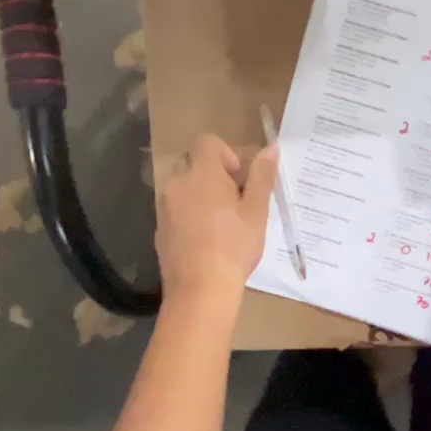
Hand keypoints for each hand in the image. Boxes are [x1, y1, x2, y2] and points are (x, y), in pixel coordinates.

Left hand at [156, 134, 279, 304]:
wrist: (200, 288)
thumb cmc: (234, 246)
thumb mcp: (256, 211)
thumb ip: (262, 176)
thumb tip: (271, 148)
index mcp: (202, 174)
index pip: (207, 142)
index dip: (226, 153)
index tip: (238, 178)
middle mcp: (177, 184)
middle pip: (193, 165)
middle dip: (213, 177)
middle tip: (234, 203)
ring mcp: (164, 208)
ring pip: (183, 190)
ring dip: (200, 198)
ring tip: (220, 225)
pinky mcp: (159, 231)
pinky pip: (175, 213)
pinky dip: (188, 218)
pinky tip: (204, 243)